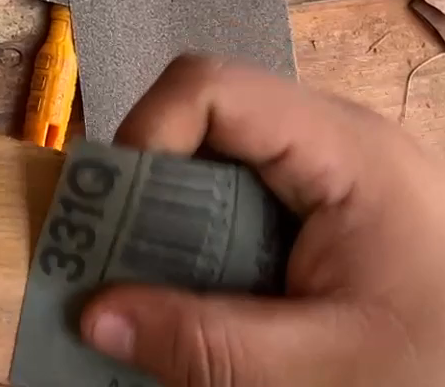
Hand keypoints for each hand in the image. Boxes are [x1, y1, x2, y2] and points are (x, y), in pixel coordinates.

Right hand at [81, 56, 444, 386]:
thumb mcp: (334, 375)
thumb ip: (207, 344)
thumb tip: (90, 315)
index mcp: (342, 148)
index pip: (208, 85)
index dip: (147, 131)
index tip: (117, 214)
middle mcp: (338, 141)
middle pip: (209, 122)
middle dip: (154, 189)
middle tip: (125, 266)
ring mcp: (348, 175)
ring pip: (228, 168)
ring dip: (185, 227)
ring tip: (169, 297)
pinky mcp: (354, 213)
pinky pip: (260, 206)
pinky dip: (223, 250)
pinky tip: (226, 309)